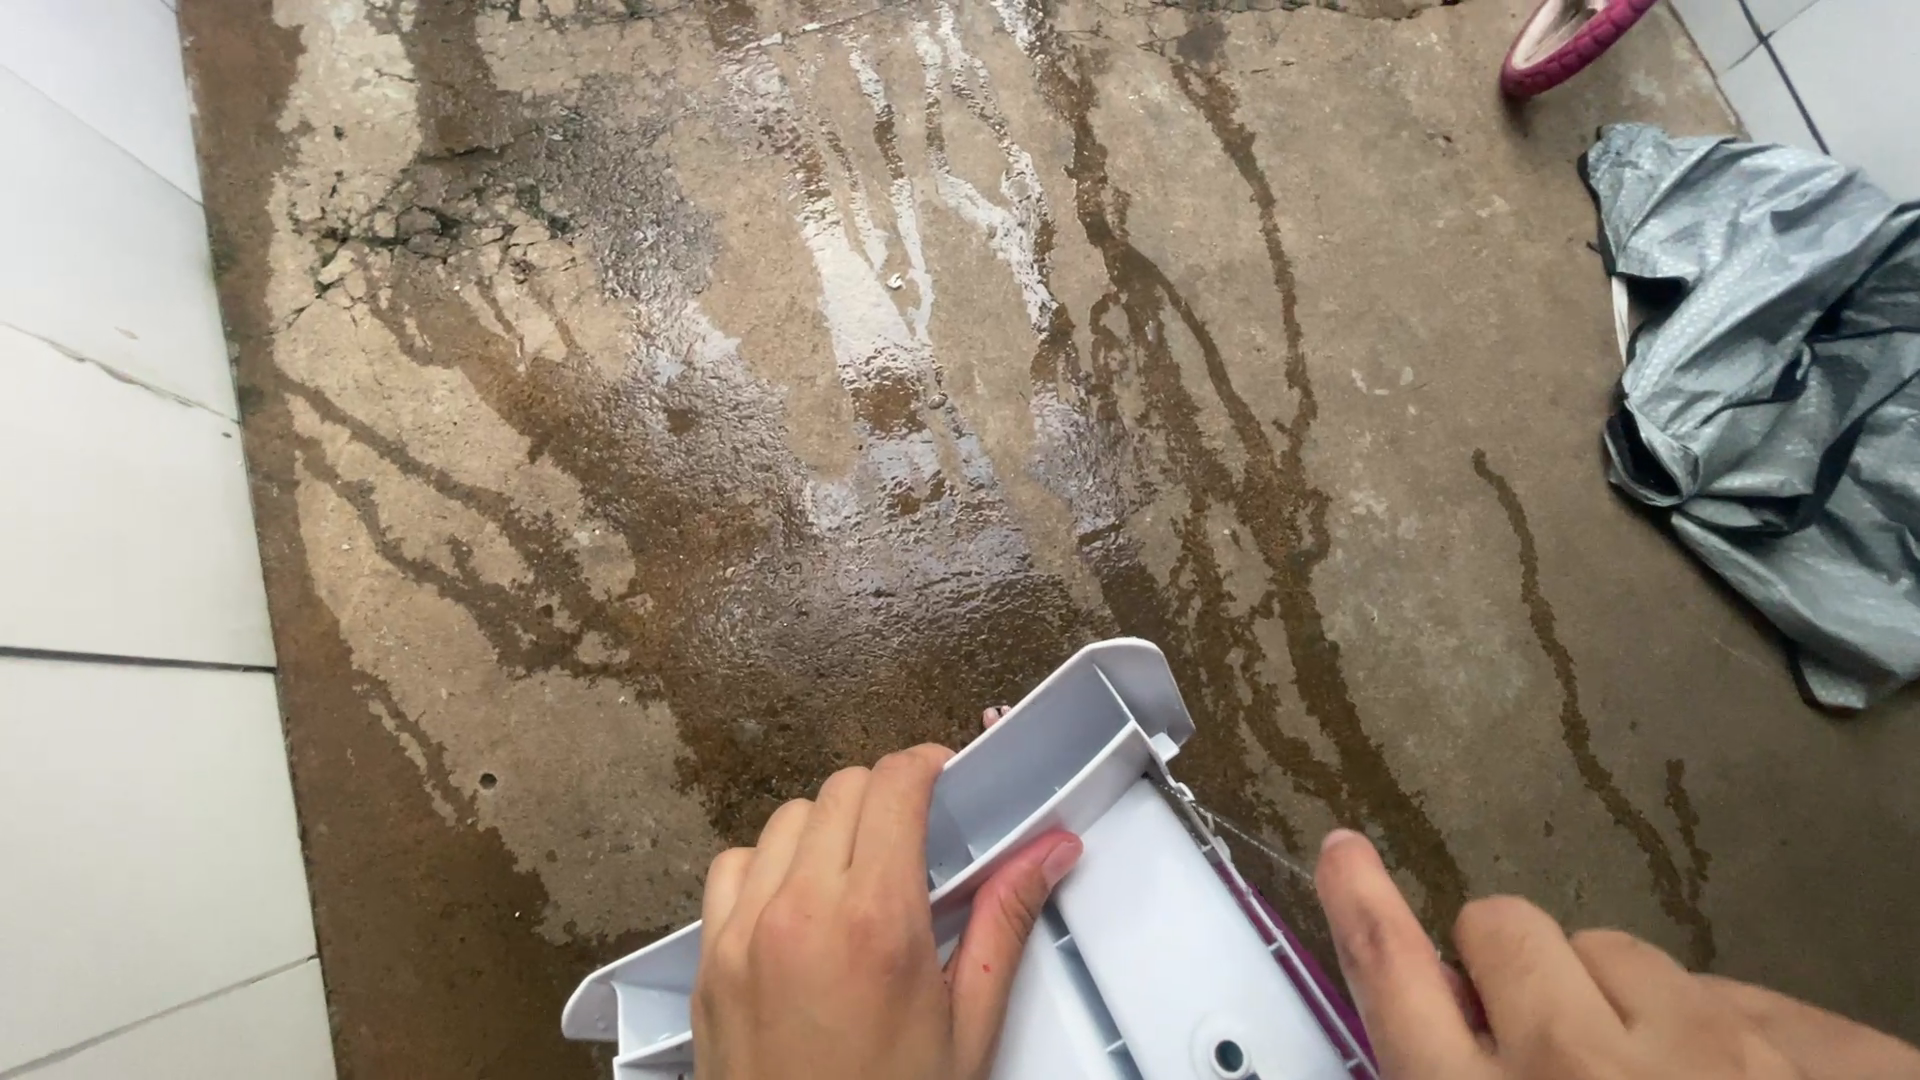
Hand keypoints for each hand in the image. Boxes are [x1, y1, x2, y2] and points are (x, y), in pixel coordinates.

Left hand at [692, 743, 1082, 1079]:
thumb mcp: (969, 1022)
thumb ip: (1007, 918)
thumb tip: (1053, 850)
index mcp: (878, 919)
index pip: (894, 783)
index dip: (925, 764)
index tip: (943, 777)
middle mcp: (804, 908)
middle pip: (843, 787)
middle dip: (884, 794)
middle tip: (910, 833)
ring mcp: (745, 930)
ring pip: (789, 816)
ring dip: (829, 824)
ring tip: (855, 867)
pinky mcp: (709, 957)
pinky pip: (733, 864)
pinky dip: (767, 862)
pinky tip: (794, 900)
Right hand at [1314, 829, 1919, 1079]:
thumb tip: (1455, 1021)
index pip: (1394, 976)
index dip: (1359, 903)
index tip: (1346, 849)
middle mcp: (1585, 1072)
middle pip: (1505, 926)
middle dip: (1517, 969)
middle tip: (1561, 1049)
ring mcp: (1728, 1061)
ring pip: (1626, 954)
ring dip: (1633, 1010)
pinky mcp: (1859, 1063)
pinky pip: (1757, 998)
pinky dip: (1752, 1045)